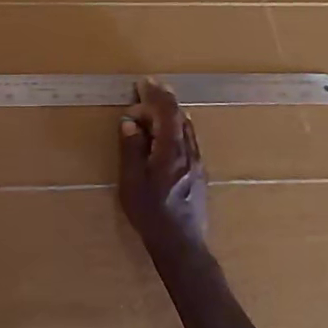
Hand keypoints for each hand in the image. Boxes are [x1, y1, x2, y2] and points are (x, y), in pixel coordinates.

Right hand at [118, 78, 206, 249]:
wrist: (181, 244)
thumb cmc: (151, 213)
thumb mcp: (132, 181)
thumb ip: (131, 149)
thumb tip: (129, 124)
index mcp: (171, 151)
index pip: (168, 113)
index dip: (157, 95)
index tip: (145, 83)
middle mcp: (189, 153)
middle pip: (179, 118)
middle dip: (161, 104)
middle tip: (139, 100)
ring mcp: (197, 164)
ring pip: (186, 130)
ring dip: (168, 117)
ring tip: (150, 114)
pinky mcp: (198, 174)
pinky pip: (188, 141)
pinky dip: (175, 130)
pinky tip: (164, 137)